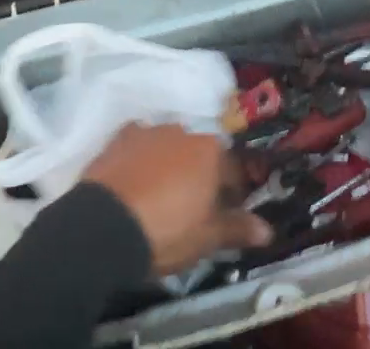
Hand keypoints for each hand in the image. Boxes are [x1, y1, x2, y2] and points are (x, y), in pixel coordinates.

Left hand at [82, 123, 272, 274]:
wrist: (102, 227)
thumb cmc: (165, 231)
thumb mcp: (206, 238)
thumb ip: (237, 228)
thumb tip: (267, 229)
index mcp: (210, 151)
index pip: (234, 171)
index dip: (233, 195)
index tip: (227, 215)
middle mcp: (182, 132)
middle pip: (200, 155)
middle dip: (201, 177)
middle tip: (193, 208)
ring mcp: (148, 132)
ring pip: (168, 148)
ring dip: (170, 165)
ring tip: (161, 196)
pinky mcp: (118, 139)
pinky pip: (138, 147)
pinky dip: (141, 160)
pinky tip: (135, 181)